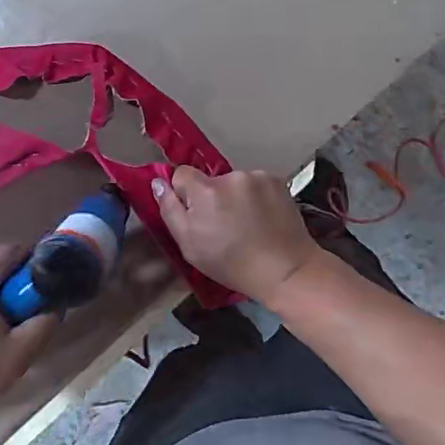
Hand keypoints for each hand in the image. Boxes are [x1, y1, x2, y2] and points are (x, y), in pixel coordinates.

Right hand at [153, 166, 319, 302]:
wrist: (285, 270)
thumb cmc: (230, 263)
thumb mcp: (189, 245)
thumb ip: (170, 210)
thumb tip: (159, 183)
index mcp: (205, 190)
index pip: (182, 174)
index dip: (185, 194)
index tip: (196, 215)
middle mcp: (231, 176)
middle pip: (211, 180)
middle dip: (212, 197)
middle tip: (224, 225)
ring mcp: (257, 176)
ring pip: (234, 182)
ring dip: (235, 196)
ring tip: (247, 223)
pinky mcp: (278, 181)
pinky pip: (256, 184)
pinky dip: (256, 197)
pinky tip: (263, 218)